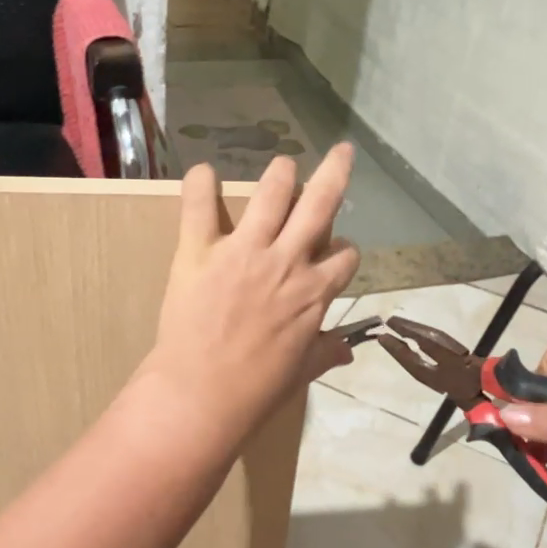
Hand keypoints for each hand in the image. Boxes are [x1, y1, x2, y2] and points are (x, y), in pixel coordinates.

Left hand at [140, 144, 360, 435]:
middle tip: (341, 152)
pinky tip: (203, 172)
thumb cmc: (257, 390)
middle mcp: (286, 261)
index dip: (344, 250)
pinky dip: (199, 184)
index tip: (336, 252)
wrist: (202, 395)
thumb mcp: (301, 370)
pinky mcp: (200, 250)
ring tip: (283, 165)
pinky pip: (199, 206)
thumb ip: (325, 352)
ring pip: (272, 193)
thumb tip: (347, 351)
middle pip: (321, 204)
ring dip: (281, 173)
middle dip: (335, 173)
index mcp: (314, 292)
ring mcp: (244, 251)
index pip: (345, 254)